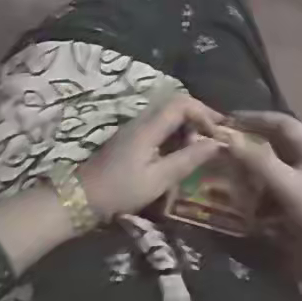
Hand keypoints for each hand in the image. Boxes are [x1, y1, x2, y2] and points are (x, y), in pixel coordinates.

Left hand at [77, 94, 226, 219]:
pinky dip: (175, 131)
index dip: (203, 112)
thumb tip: (216, 142)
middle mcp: (141, 120)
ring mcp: (134, 127)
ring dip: (188, 123)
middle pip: (174, 103)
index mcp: (148, 127)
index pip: (181, 103)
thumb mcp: (159, 179)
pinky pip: (159, 124)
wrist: (83, 197)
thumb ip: (188, 159)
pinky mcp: (131, 137)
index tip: (218, 132)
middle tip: (216, 134)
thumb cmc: (121, 190)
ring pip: (167, 112)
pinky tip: (183, 149)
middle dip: (199, 114)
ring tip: (203, 143)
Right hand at [225, 111, 301, 268]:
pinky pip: (270, 198)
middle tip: (219, 148)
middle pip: (275, 148)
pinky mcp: (297, 214)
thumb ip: (259, 162)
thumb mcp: (290, 186)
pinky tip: (237, 204)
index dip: (257, 118)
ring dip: (248, 173)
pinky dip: (253, 197)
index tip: (228, 119)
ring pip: (270, 173)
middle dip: (248, 146)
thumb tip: (229, 138)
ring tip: (221, 175)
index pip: (283, 124)